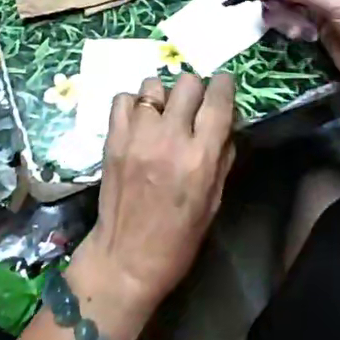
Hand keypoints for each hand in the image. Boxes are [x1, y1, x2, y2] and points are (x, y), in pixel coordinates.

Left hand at [65, 73, 236, 339]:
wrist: (126, 257)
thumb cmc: (178, 238)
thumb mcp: (213, 201)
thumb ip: (221, 157)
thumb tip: (227, 123)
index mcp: (200, 159)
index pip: (218, 102)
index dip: (225, 86)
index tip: (225, 83)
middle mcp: (169, 138)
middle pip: (187, 83)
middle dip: (195, 90)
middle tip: (193, 105)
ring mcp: (137, 135)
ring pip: (153, 85)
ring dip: (163, 96)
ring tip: (163, 114)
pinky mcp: (113, 137)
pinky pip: (124, 99)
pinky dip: (134, 105)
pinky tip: (140, 121)